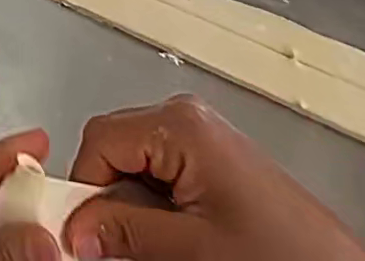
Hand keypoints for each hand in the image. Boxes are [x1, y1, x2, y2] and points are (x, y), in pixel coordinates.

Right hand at [62, 95, 364, 260]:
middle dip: (109, 200)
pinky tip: (172, 241)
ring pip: (134, 165)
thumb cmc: (287, 260)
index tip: (79, 233)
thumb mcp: (195, 252)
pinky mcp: (214, 162)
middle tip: (113, 249)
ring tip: (152, 248)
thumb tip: (78, 228)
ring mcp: (202, 138)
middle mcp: (187, 118)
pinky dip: (155, 209)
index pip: (100, 139)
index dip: (83, 186)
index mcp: (180, 124)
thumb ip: (128, 232)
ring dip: (131, 209)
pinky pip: (161, 175)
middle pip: (115, 147)